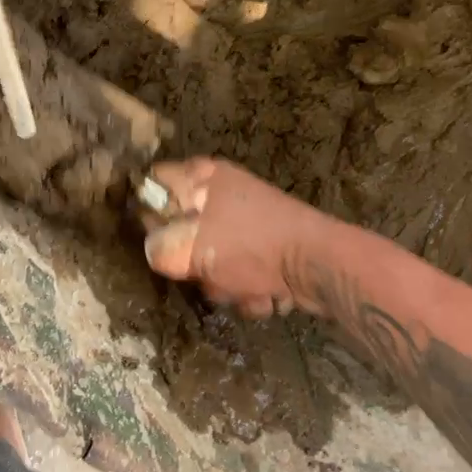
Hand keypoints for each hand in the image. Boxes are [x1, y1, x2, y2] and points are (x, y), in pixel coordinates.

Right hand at [142, 159, 345, 318]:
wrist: (324, 268)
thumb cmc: (251, 247)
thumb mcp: (189, 249)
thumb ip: (158, 249)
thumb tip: (155, 252)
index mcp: (200, 176)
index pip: (152, 184)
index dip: (147, 214)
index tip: (156, 240)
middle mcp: (220, 190)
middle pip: (181, 228)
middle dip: (193, 262)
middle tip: (204, 273)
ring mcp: (246, 219)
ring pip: (212, 256)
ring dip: (224, 283)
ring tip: (245, 290)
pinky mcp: (267, 246)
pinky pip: (241, 268)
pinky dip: (250, 287)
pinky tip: (266, 295)